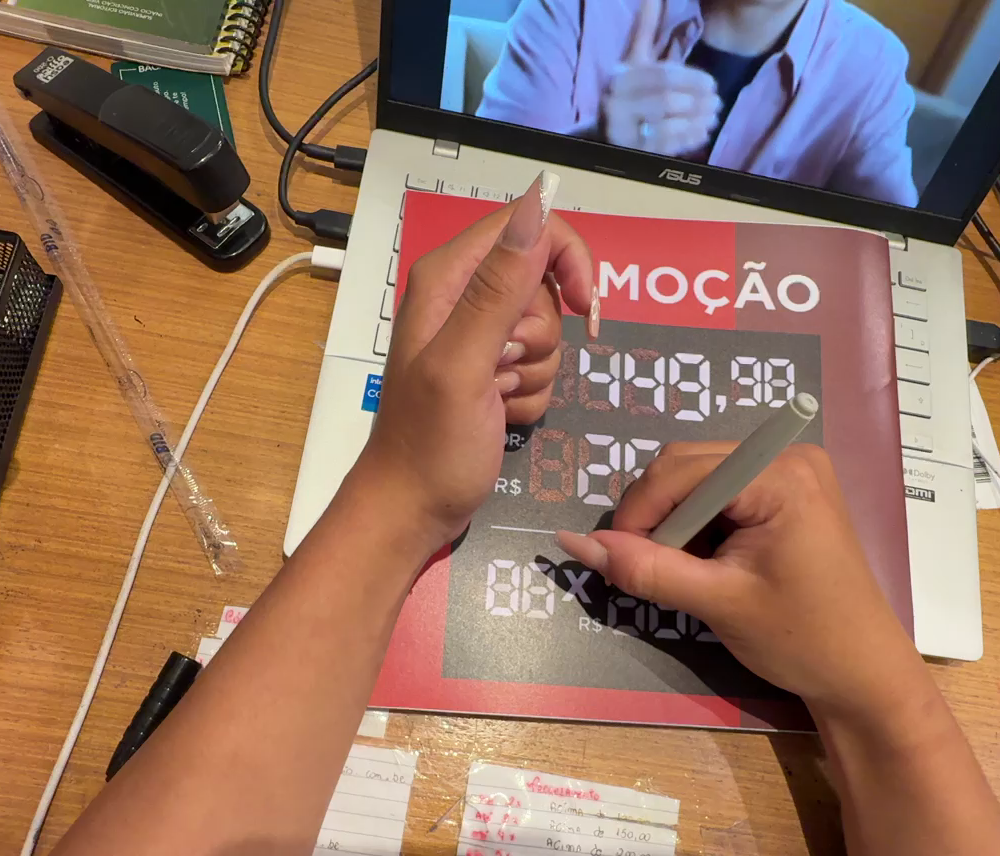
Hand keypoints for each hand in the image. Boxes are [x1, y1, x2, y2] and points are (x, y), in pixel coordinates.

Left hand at [344, 172, 596, 555]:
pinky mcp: (495, 374)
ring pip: (548, 332)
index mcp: (449, 278)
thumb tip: (538, 205)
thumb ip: (498, 288)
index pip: (527, 225)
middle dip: (541, 335)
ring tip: (495, 397)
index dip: (566, 257)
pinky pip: (541, 369)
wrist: (414, 506)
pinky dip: (530, 396)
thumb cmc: (430, 443)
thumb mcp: (463, 363)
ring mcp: (481, 340)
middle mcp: (465, 299)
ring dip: (535, 372)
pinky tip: (500, 414)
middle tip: (504, 369)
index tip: (585, 307)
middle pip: (544, 284)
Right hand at [555, 443, 934, 729]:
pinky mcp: (784, 491)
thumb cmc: (800, 638)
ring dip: (673, 522)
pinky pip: (715, 492)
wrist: (861, 674)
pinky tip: (706, 561)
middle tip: (655, 570)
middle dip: (655, 516)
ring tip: (686, 571)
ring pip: (693, 478)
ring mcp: (787, 471)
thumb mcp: (716, 602)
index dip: (640, 513)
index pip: (679, 470)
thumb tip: (573, 542)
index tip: (623, 562)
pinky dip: (695, 525)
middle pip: (683, 466)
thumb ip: (644, 568)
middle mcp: (785, 456)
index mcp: (780, 474)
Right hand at [600, 0, 719, 155]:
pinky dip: (686, 140)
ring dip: (695, 122)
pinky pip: (665, 147)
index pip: (663, 77)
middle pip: (667, 102)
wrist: (603, 131)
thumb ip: (645, 29)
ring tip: (713, 117)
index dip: (691, 80)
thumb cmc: (628, 92)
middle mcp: (617, 106)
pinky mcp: (631, 154)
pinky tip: (702, 134)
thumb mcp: (633, 61)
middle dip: (696, 102)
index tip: (713, 84)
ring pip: (667, 126)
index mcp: (620, 80)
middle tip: (717, 103)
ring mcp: (623, 133)